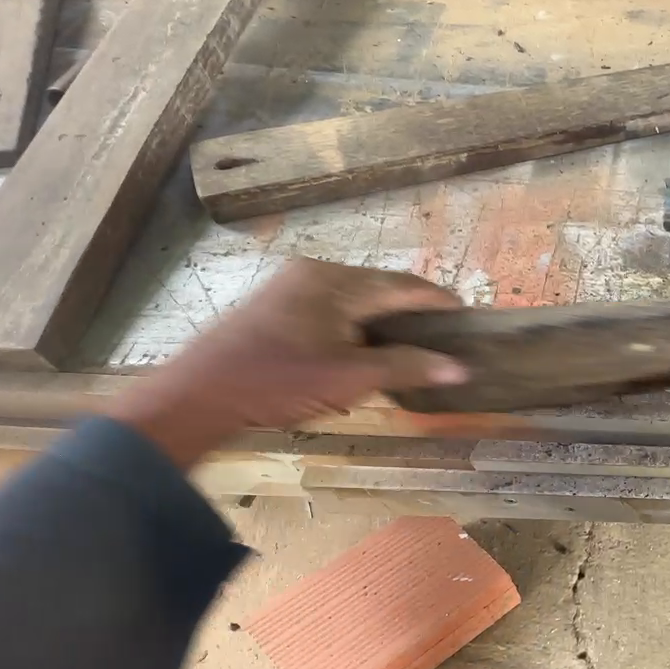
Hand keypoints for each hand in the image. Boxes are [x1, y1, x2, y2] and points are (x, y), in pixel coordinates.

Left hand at [106, 258, 468, 468]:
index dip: (440, 301)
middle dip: (416, 310)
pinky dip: (362, 324)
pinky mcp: (279, 306)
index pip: (405, 285)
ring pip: (358, 298)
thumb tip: (460, 367)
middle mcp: (314, 273)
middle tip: (447, 335)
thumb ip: (409, 367)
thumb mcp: (353, 377)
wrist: (198, 395)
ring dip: (389, 319)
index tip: (471, 316)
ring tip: (417, 344)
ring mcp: (292, 287)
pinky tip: (372, 349)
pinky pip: (336, 307)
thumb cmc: (280, 381)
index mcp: (336, 281)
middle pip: (382, 287)